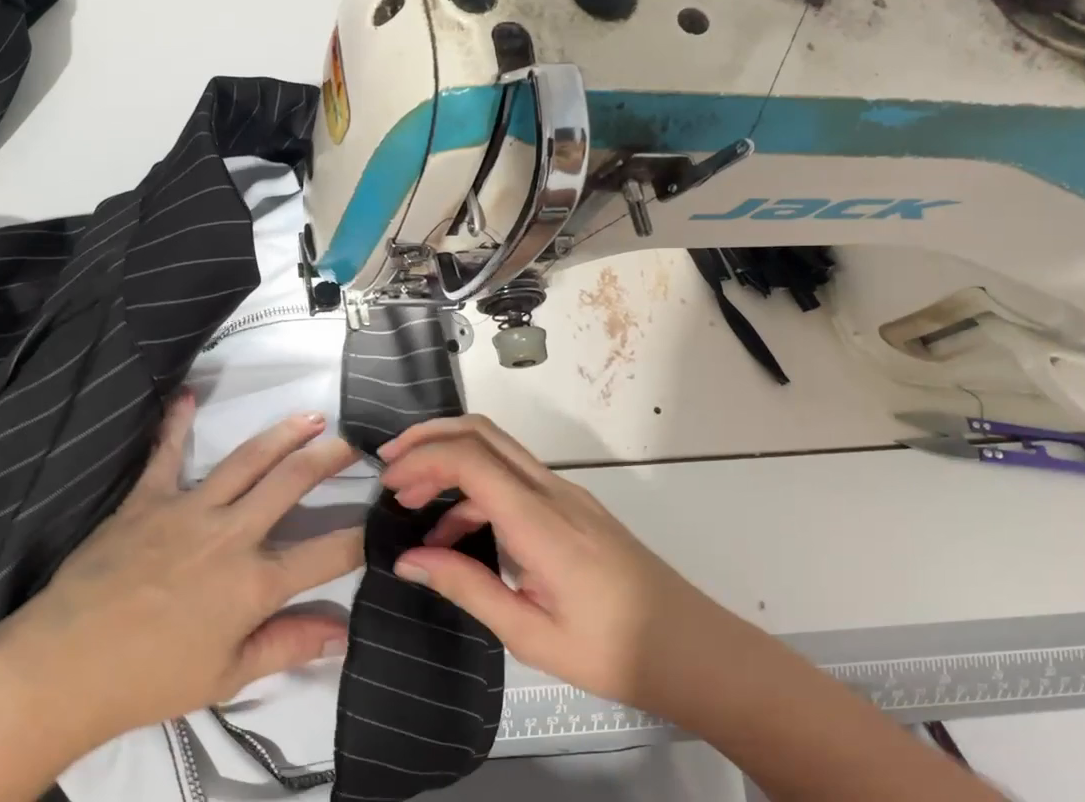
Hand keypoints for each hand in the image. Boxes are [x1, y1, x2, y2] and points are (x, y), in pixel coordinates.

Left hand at [0, 393, 363, 745]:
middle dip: (327, 460)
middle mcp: (230, 534)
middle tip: (352, 441)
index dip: (361, 535)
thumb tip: (342, 631)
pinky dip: (177, 423)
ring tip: (309, 417)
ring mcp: (187, 509)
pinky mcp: (146, 499)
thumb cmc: (152, 679)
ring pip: (246, 460)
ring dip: (281, 435)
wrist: (68, 662)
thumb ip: (287, 645)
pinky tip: (187, 395)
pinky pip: (166, 453)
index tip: (382, 517)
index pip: (327, 554)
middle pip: (290, 485)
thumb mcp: (228, 675)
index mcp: (255, 583)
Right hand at [377, 415, 740, 718]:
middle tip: (390, 469)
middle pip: (482, 432)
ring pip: (497, 450)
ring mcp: (567, 495)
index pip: (470, 459)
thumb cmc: (613, 651)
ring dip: (450, 463)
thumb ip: (466, 588)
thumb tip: (407, 560)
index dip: (421, 460)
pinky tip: (457, 534)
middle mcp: (554, 492)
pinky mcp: (573, 507)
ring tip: (414, 507)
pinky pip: (514, 478)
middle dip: (428, 438)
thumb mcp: (530, 634)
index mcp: (541, 523)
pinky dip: (475, 488)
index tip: (389, 486)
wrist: (696, 652)